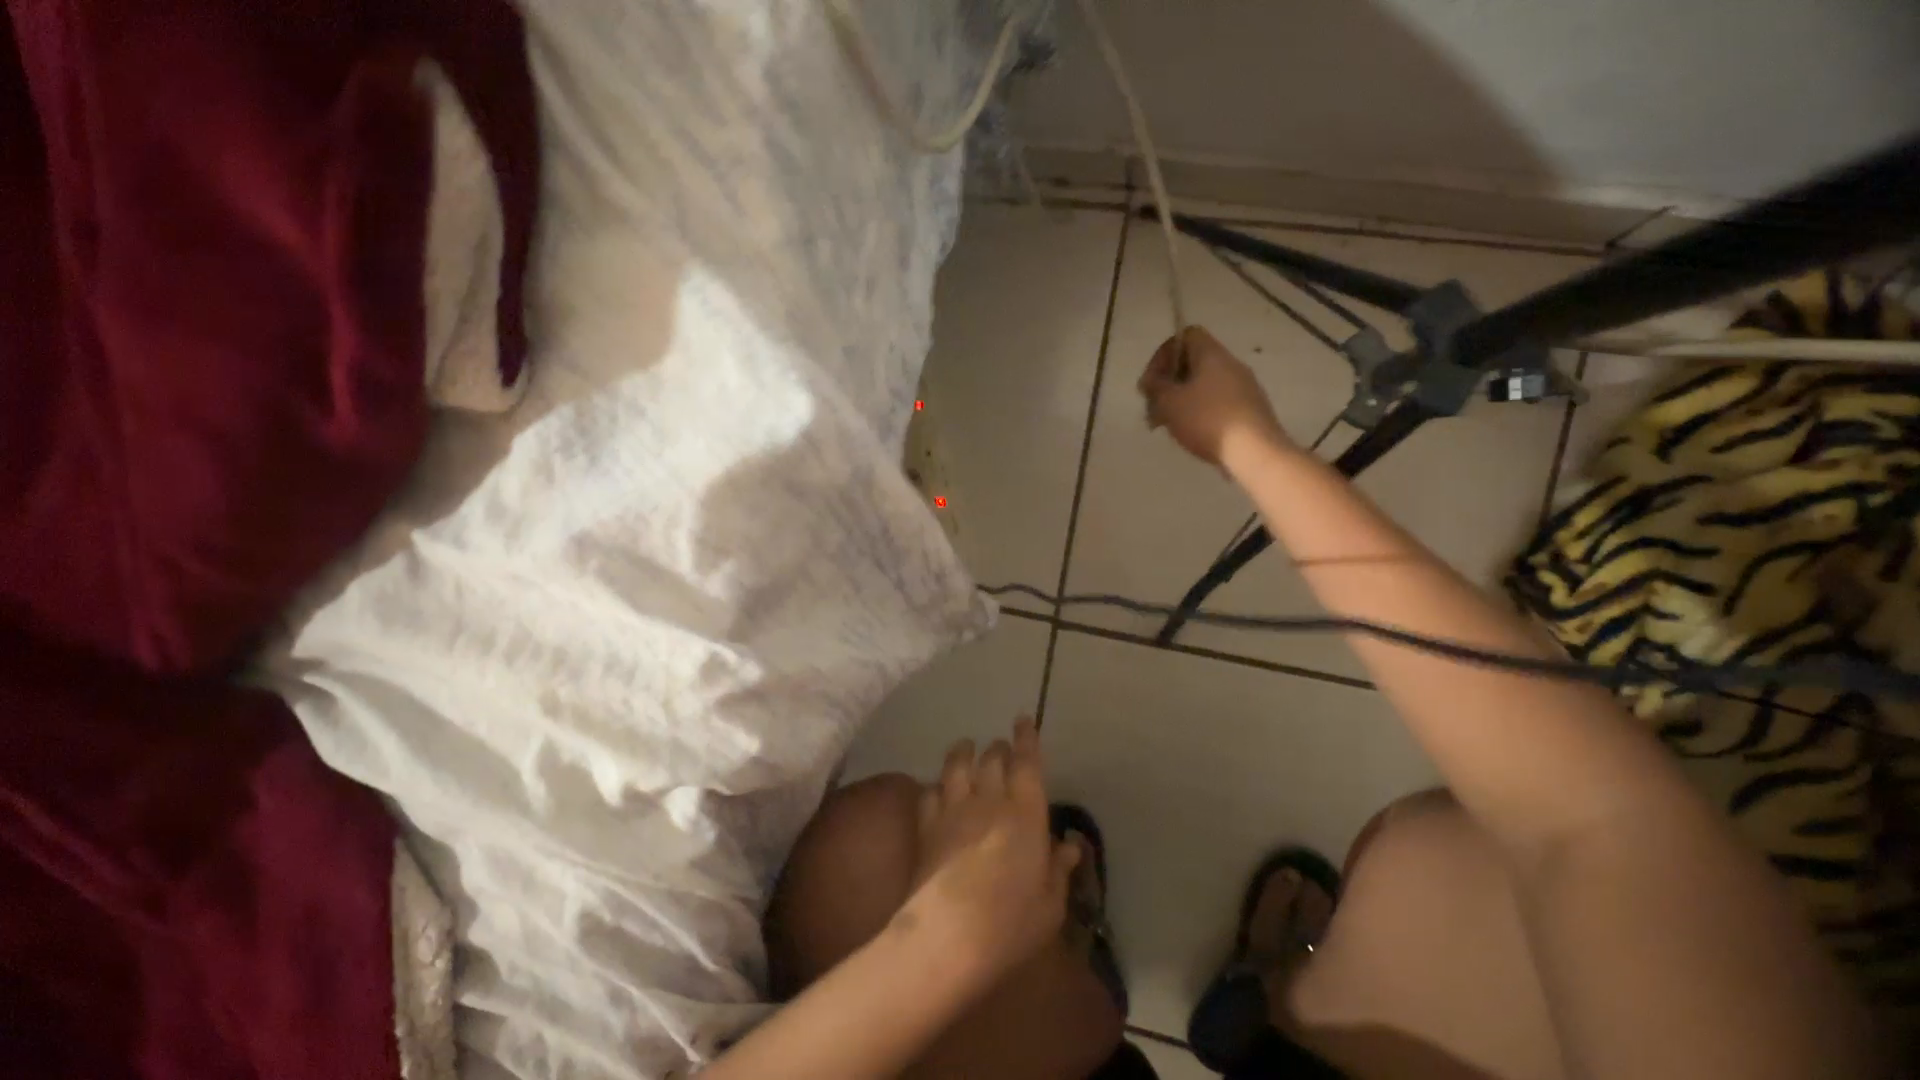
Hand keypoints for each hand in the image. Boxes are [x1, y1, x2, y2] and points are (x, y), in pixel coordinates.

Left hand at [895, 718, 1079, 984]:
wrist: (948, 935)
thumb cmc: (1011, 922)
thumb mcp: (1051, 903)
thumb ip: (1059, 870)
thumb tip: (1067, 846)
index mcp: (1027, 813)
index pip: (1027, 762)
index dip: (1026, 738)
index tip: (1023, 720)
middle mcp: (989, 800)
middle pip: (992, 758)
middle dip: (999, 748)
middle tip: (1001, 748)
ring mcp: (953, 810)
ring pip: (957, 765)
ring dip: (964, 752)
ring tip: (966, 748)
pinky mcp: (925, 827)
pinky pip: (930, 793)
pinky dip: (937, 785)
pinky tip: (938, 789)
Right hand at [1138, 325, 1289, 466]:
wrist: (1255, 452)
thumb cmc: (1207, 420)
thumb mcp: (1170, 402)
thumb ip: (1156, 387)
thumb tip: (1152, 380)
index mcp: (1212, 354)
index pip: (1185, 335)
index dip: (1163, 354)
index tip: (1152, 381)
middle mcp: (1231, 365)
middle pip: (1193, 363)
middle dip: (1169, 383)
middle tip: (1153, 408)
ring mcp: (1244, 388)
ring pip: (1204, 386)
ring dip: (1181, 401)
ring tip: (1167, 426)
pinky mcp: (1250, 410)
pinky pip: (1218, 403)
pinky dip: (1199, 413)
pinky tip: (1190, 434)